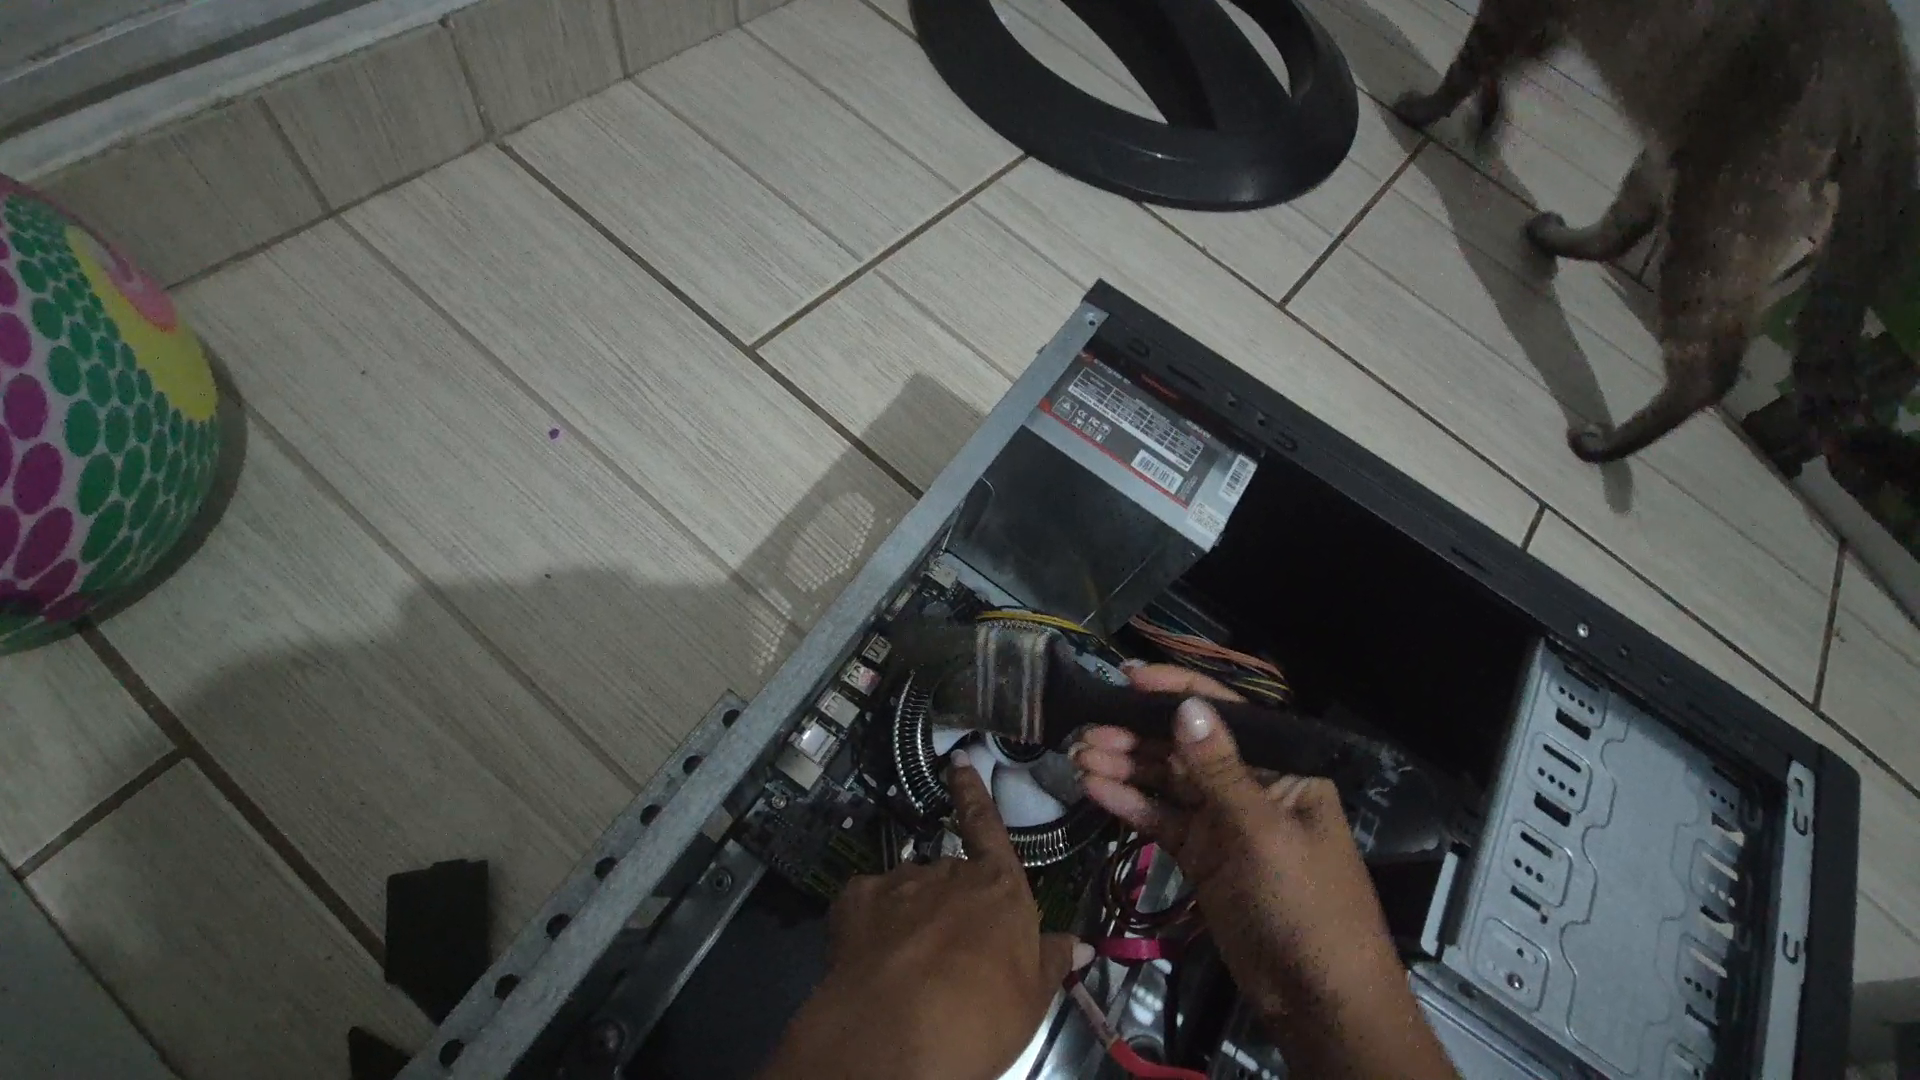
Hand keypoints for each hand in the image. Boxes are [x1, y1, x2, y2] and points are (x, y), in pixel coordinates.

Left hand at [759, 752, 1090, 1079]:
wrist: (899, 1032)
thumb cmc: (982, 1015)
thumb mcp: (1033, 997)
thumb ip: (1052, 960)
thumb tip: (1082, 942)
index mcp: (998, 887)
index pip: (987, 826)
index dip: (973, 793)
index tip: (958, 762)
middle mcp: (949, 871)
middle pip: (949, 877)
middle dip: (947, 906)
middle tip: (947, 957)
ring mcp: (900, 880)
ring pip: (907, 891)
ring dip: (909, 917)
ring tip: (906, 968)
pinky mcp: (856, 898)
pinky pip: (867, 905)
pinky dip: (870, 925)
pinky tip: (870, 959)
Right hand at [1072, 665, 1457, 1079]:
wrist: (1319, 1001)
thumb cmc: (1308, 906)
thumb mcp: (1264, 832)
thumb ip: (1220, 770)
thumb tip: (1187, 705)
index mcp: (1280, 767)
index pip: (1224, 713)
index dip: (1176, 690)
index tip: (1128, 677)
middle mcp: (1247, 782)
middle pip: (1183, 744)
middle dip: (1136, 733)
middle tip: (1088, 729)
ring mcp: (1220, 818)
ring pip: (1165, 779)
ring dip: (1123, 766)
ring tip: (1079, 755)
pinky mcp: (1199, 851)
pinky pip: (1159, 816)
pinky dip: (1128, 802)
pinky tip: (1094, 789)